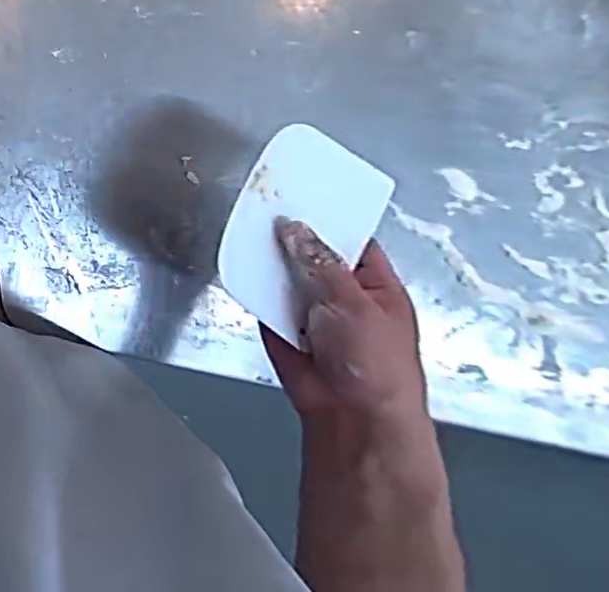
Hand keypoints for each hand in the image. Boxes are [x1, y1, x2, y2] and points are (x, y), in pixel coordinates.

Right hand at [267, 220, 465, 591]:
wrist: (349, 418)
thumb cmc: (374, 362)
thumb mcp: (354, 302)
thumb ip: (318, 261)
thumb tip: (290, 226)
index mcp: (373, 283)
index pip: (349, 238)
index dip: (326, 214)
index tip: (298, 189)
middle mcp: (340, 292)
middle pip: (308, 251)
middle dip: (286, 232)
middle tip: (260, 200)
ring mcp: (309, 308)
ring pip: (281, 271)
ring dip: (264, 255)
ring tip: (241, 222)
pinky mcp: (280, 322)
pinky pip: (262, 294)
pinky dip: (250, 281)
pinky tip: (234, 257)